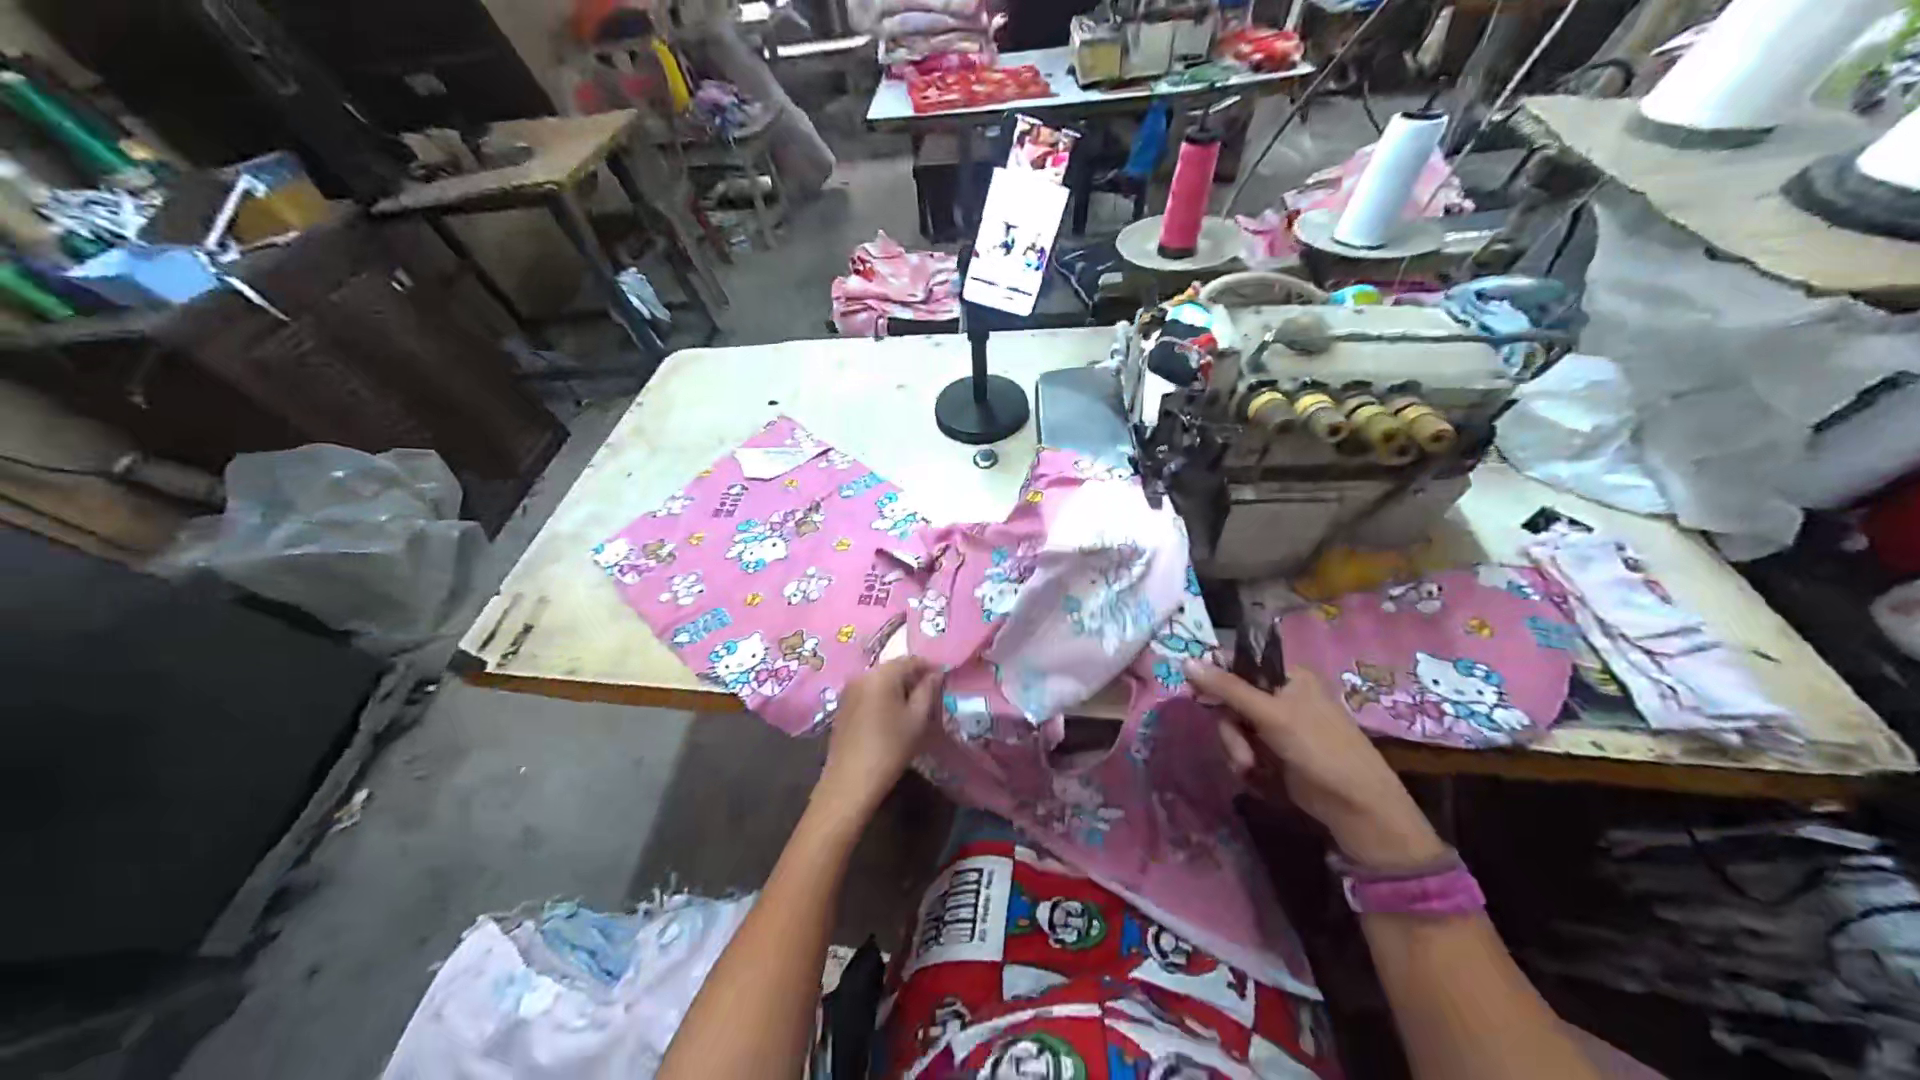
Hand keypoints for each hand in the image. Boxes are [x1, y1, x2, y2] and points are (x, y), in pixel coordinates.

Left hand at [813, 657, 942, 825]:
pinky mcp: (843, 705)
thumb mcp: (917, 719)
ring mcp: (849, 690)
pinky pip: (868, 692)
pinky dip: (882, 697)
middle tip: (930, 696)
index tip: (943, 681)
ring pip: (880, 680)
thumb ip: (928, 690)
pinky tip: (891, 716)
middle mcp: (862, 675)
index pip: (911, 660)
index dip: (929, 667)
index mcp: (881, 674)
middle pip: (894, 668)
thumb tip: (935, 674)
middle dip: (913, 678)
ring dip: (897, 688)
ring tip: (912, 708)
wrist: (850, 781)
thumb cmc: (890, 748)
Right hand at [1185, 660, 1447, 871]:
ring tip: (1249, 767)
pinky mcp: (1274, 751)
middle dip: (1230, 727)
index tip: (1199, 695)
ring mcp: (1277, 724)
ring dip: (1235, 747)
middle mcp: (1281, 695)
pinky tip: (1253, 773)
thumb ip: (1227, 688)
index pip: (1238, 664)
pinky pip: (1243, 745)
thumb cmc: (1318, 748)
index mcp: (1287, 676)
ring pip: (1234, 725)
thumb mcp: (1270, 714)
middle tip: (1240, 748)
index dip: (1216, 679)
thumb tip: (1186, 661)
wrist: (1355, 805)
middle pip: (1231, 699)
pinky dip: (1243, 759)